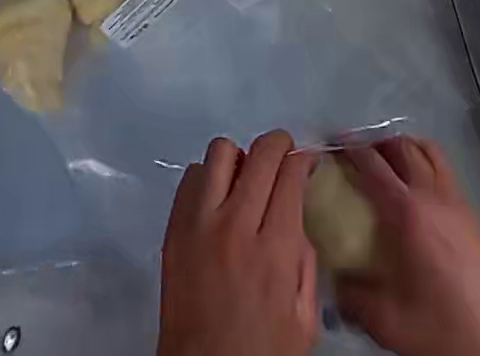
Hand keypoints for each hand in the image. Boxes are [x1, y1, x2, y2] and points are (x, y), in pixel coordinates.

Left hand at [158, 131, 317, 355]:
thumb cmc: (260, 353)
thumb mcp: (304, 318)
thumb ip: (306, 259)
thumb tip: (297, 215)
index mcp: (274, 249)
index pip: (290, 173)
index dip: (303, 158)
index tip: (307, 161)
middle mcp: (235, 225)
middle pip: (260, 152)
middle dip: (279, 145)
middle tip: (283, 158)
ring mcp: (198, 224)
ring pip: (220, 151)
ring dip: (240, 159)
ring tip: (245, 180)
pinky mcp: (172, 230)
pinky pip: (190, 176)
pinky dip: (209, 177)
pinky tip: (218, 200)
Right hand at [336, 137, 479, 355]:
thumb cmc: (443, 328)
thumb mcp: (386, 321)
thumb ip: (353, 297)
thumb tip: (334, 282)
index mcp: (408, 212)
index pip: (373, 165)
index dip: (350, 149)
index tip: (332, 144)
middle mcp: (433, 195)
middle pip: (403, 147)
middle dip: (376, 142)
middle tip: (355, 150)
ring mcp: (456, 201)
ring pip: (428, 151)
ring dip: (404, 146)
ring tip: (386, 159)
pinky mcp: (471, 214)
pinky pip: (444, 169)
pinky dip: (424, 161)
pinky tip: (415, 187)